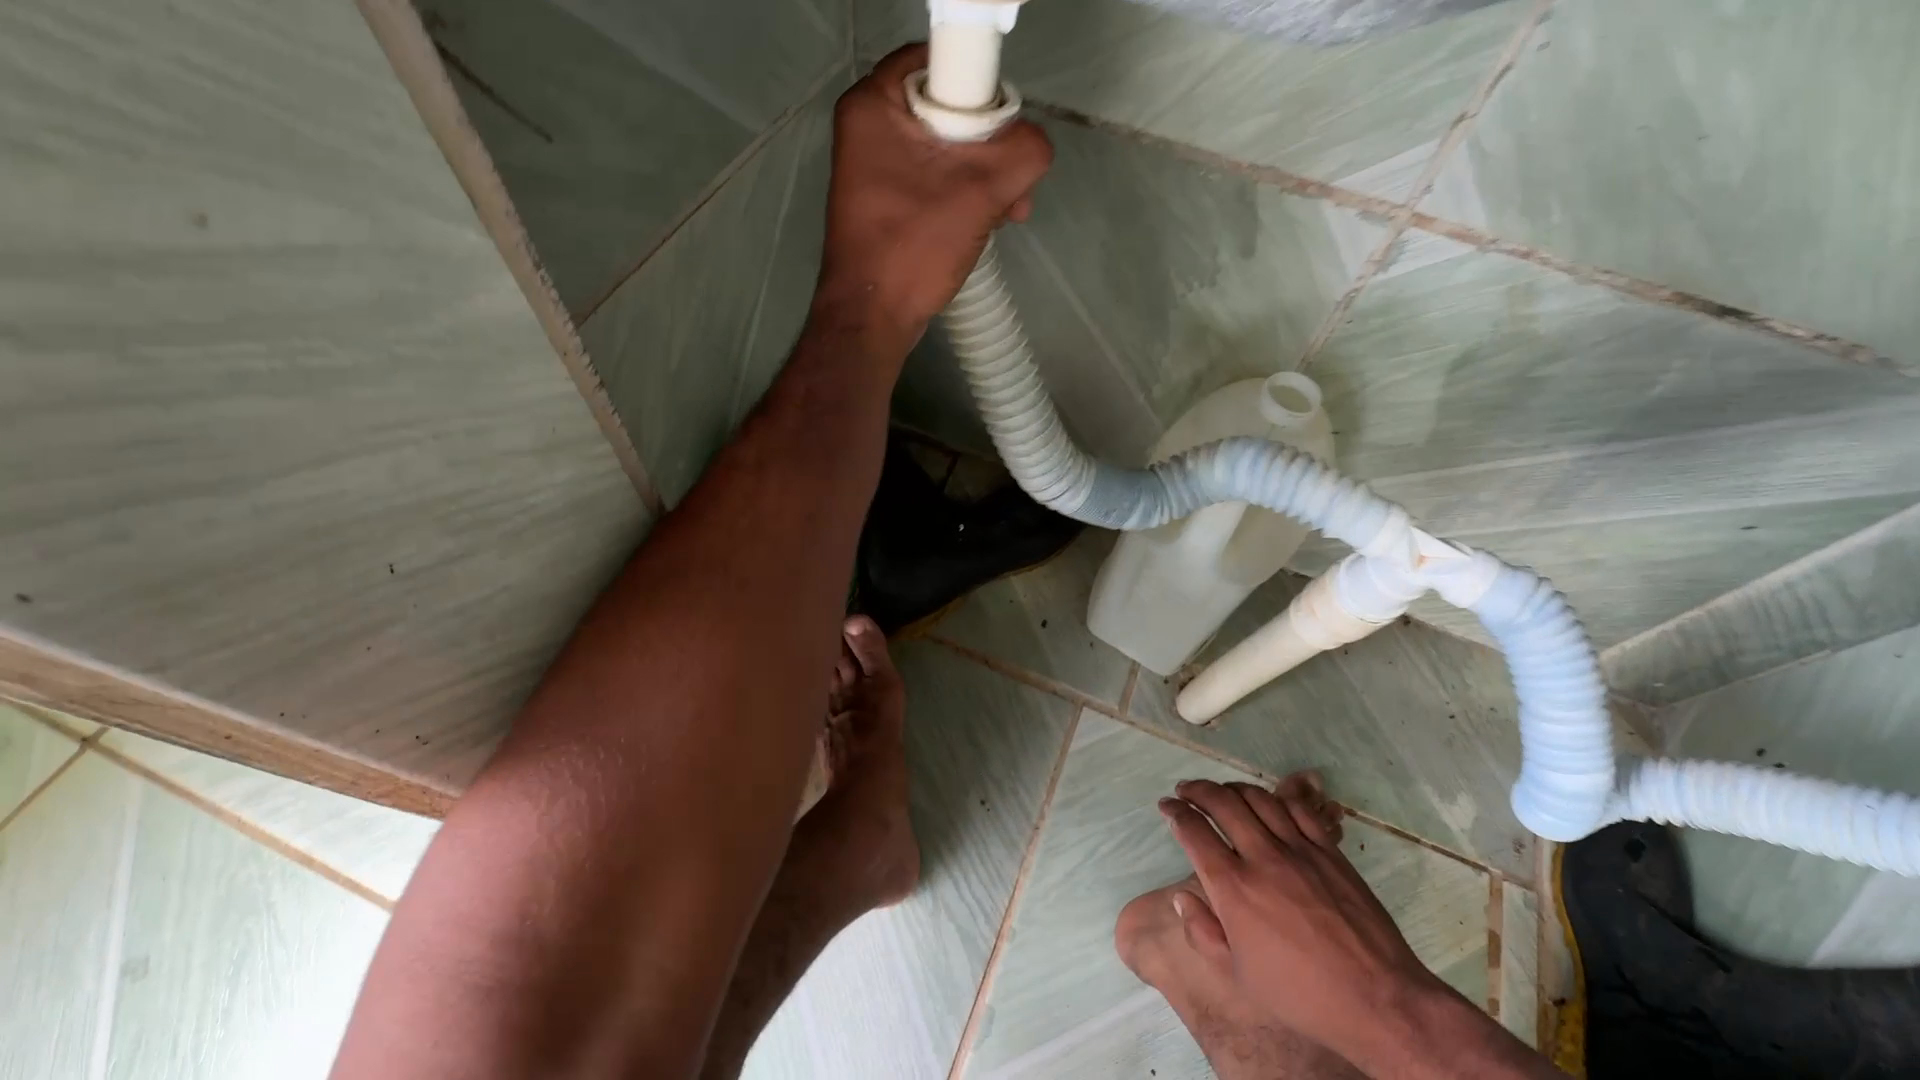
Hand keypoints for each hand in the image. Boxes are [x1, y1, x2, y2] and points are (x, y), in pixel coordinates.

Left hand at [814, 44, 1052, 348]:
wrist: (872, 318)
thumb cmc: (914, 247)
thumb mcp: (981, 192)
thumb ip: (1023, 151)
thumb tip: (1033, 146)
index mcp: (873, 104)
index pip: (939, 60)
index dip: (980, 88)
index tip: (1005, 129)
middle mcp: (867, 127)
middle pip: (948, 107)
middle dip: (990, 145)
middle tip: (1014, 183)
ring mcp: (874, 167)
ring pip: (948, 149)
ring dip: (985, 177)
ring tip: (1007, 213)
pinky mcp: (885, 200)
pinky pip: (936, 179)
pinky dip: (965, 196)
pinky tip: (987, 224)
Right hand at [1157, 775, 1447, 1062]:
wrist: (1376, 998)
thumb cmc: (1300, 994)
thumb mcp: (1238, 974)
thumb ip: (1203, 931)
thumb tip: (1182, 897)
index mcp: (1233, 888)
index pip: (1194, 832)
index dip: (1175, 813)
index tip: (1166, 807)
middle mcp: (1262, 858)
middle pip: (1222, 803)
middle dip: (1197, 791)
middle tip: (1185, 791)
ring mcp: (1300, 851)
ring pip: (1259, 799)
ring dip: (1232, 788)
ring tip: (1221, 791)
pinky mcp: (1330, 852)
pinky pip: (1299, 810)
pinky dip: (1276, 798)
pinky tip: (1268, 802)